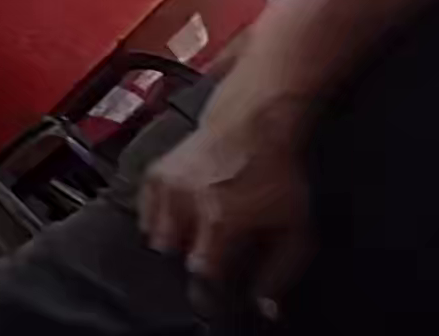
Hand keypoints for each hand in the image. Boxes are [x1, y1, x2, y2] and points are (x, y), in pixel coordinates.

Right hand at [137, 111, 311, 318]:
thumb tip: (264, 309)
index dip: (205, 293)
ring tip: (186, 250)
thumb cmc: (276, 182)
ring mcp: (161, 183)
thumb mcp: (295, 233)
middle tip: (201, 274)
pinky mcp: (151, 170)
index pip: (201, 268)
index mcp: (218, 220)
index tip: (210, 307)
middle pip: (167, 250)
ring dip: (167, 244)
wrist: (246, 130)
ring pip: (150, 229)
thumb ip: (278, 274)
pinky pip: (142, 206)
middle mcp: (181, 202)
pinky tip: (172, 225)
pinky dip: (154, 221)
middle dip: (182, 266)